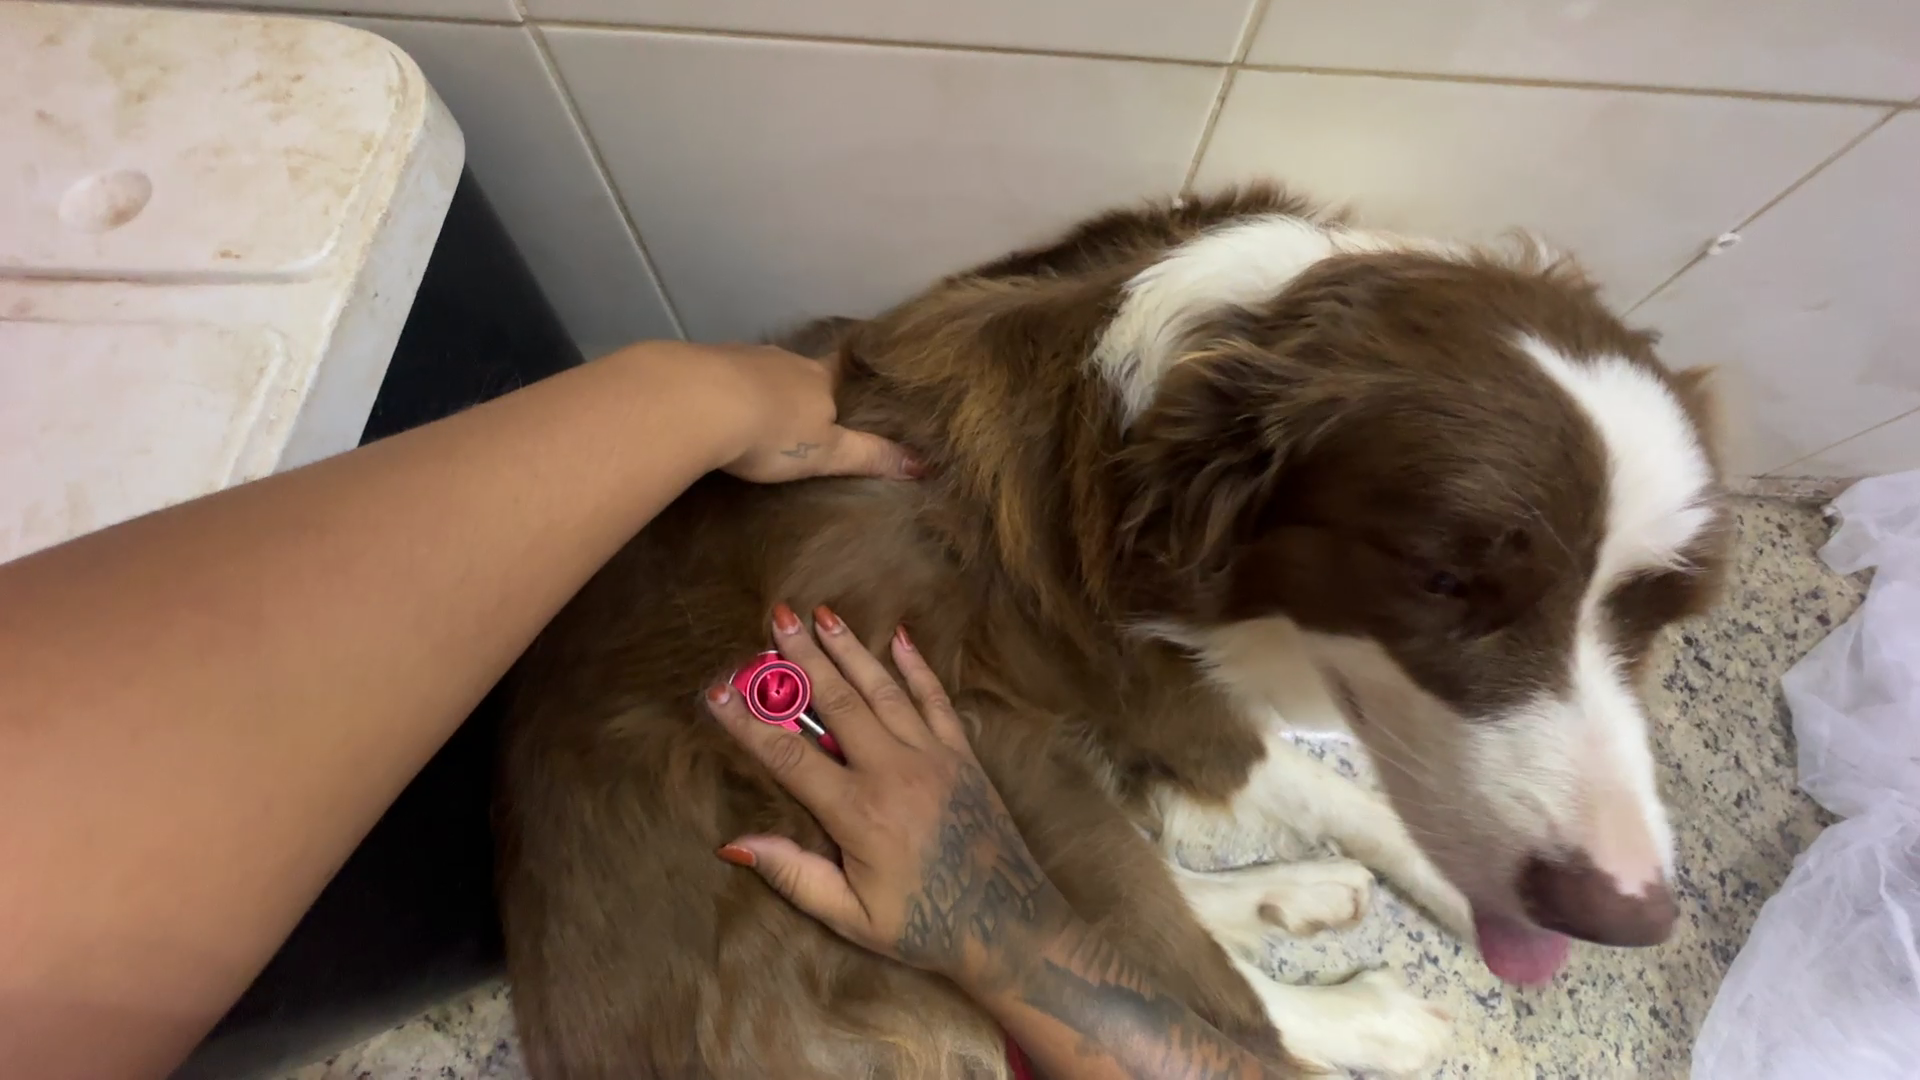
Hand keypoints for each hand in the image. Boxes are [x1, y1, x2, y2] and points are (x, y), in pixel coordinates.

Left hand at [639, 341, 921, 482]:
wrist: (695, 402)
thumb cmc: (772, 431)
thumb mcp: (828, 453)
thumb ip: (871, 456)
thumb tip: (924, 465)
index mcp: (818, 378)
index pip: (844, 369)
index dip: (855, 373)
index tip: (862, 376)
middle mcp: (784, 360)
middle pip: (802, 371)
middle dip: (804, 388)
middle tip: (807, 411)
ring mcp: (741, 357)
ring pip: (762, 371)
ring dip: (765, 389)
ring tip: (763, 413)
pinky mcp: (702, 363)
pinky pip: (725, 376)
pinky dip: (729, 390)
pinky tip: (721, 407)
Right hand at [705, 604, 1070, 989]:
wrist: (1007, 923)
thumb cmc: (924, 925)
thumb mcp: (851, 917)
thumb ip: (795, 875)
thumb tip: (736, 842)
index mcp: (858, 812)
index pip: (789, 757)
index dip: (749, 724)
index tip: (717, 692)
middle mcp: (893, 771)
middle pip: (838, 702)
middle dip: (804, 659)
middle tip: (779, 619)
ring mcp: (932, 755)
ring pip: (883, 690)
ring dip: (851, 650)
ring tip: (824, 615)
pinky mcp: (961, 752)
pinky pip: (935, 699)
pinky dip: (916, 666)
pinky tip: (899, 637)